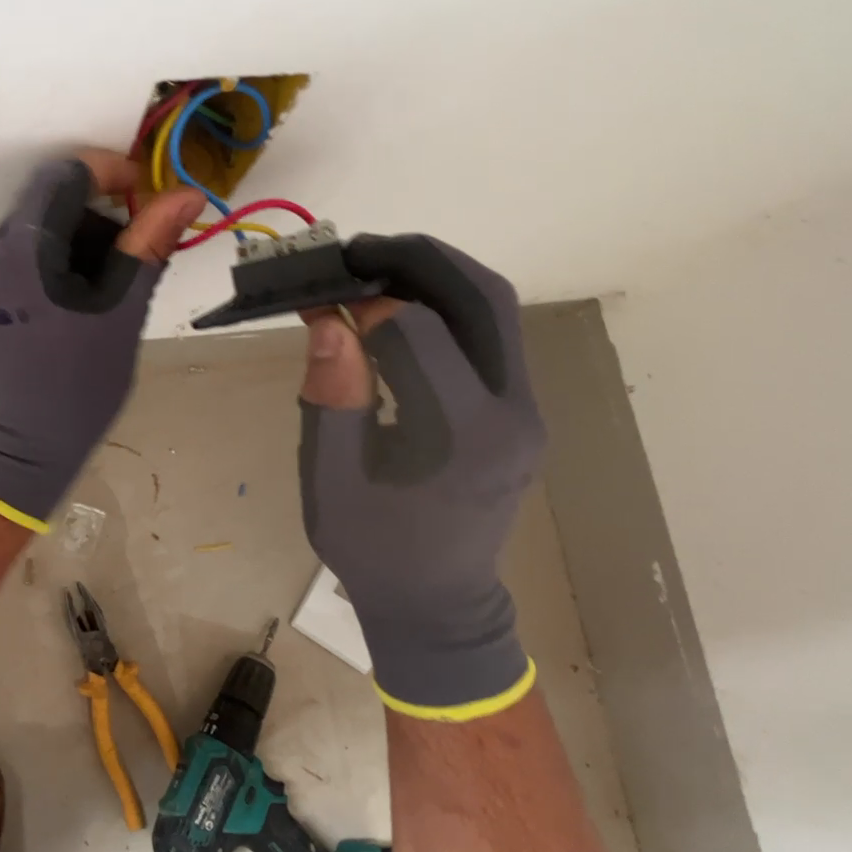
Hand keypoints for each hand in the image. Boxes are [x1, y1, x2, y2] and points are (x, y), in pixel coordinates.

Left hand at [0, 150, 203, 530]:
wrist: (18, 450)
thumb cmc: (78, 389)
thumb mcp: (121, 316)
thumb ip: (147, 246)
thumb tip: (185, 194)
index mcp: (21, 255)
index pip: (63, 174)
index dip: (107, 171)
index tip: (138, 198)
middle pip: (42, 202)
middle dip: (90, 213)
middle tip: (124, 253)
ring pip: (23, 230)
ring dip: (64, 240)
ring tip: (93, 285)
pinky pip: (3, 258)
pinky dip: (37, 263)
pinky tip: (58, 301)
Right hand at [299, 235, 545, 720]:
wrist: (438, 603)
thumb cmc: (373, 550)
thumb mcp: (331, 482)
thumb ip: (331, 397)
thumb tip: (329, 318)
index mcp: (462, 436)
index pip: (420, 331)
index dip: (367, 301)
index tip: (324, 295)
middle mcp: (513, 412)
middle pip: (482, 298)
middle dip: (418, 258)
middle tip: (358, 248)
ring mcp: (527, 410)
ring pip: (494, 309)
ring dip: (436, 275)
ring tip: (375, 267)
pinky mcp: (522, 411)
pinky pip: (490, 337)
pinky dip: (446, 307)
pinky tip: (400, 309)